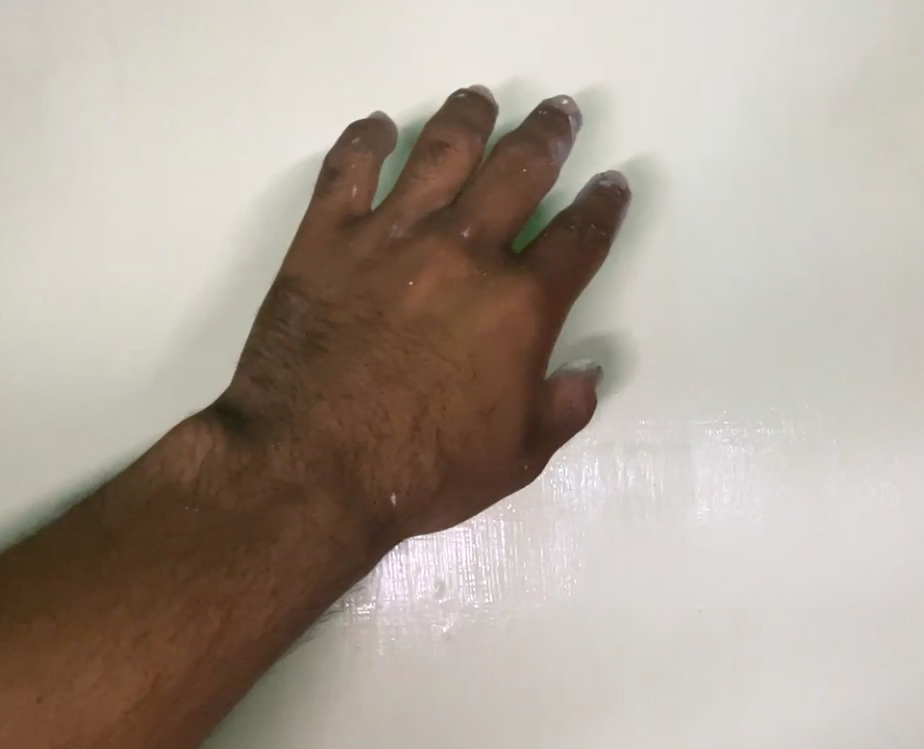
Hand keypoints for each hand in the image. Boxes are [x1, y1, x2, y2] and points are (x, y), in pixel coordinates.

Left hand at [203, 87, 628, 546]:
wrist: (314, 469)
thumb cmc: (424, 472)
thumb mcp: (517, 459)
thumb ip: (562, 410)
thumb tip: (587, 374)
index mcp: (520, 308)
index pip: (578, 240)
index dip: (602, 208)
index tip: (610, 187)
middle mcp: (465, 255)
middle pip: (519, 171)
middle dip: (548, 137)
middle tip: (560, 114)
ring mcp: (392, 238)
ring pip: (441, 152)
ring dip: (469, 119)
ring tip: (480, 100)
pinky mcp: (326, 239)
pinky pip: (349, 169)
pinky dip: (365, 141)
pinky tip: (379, 128)